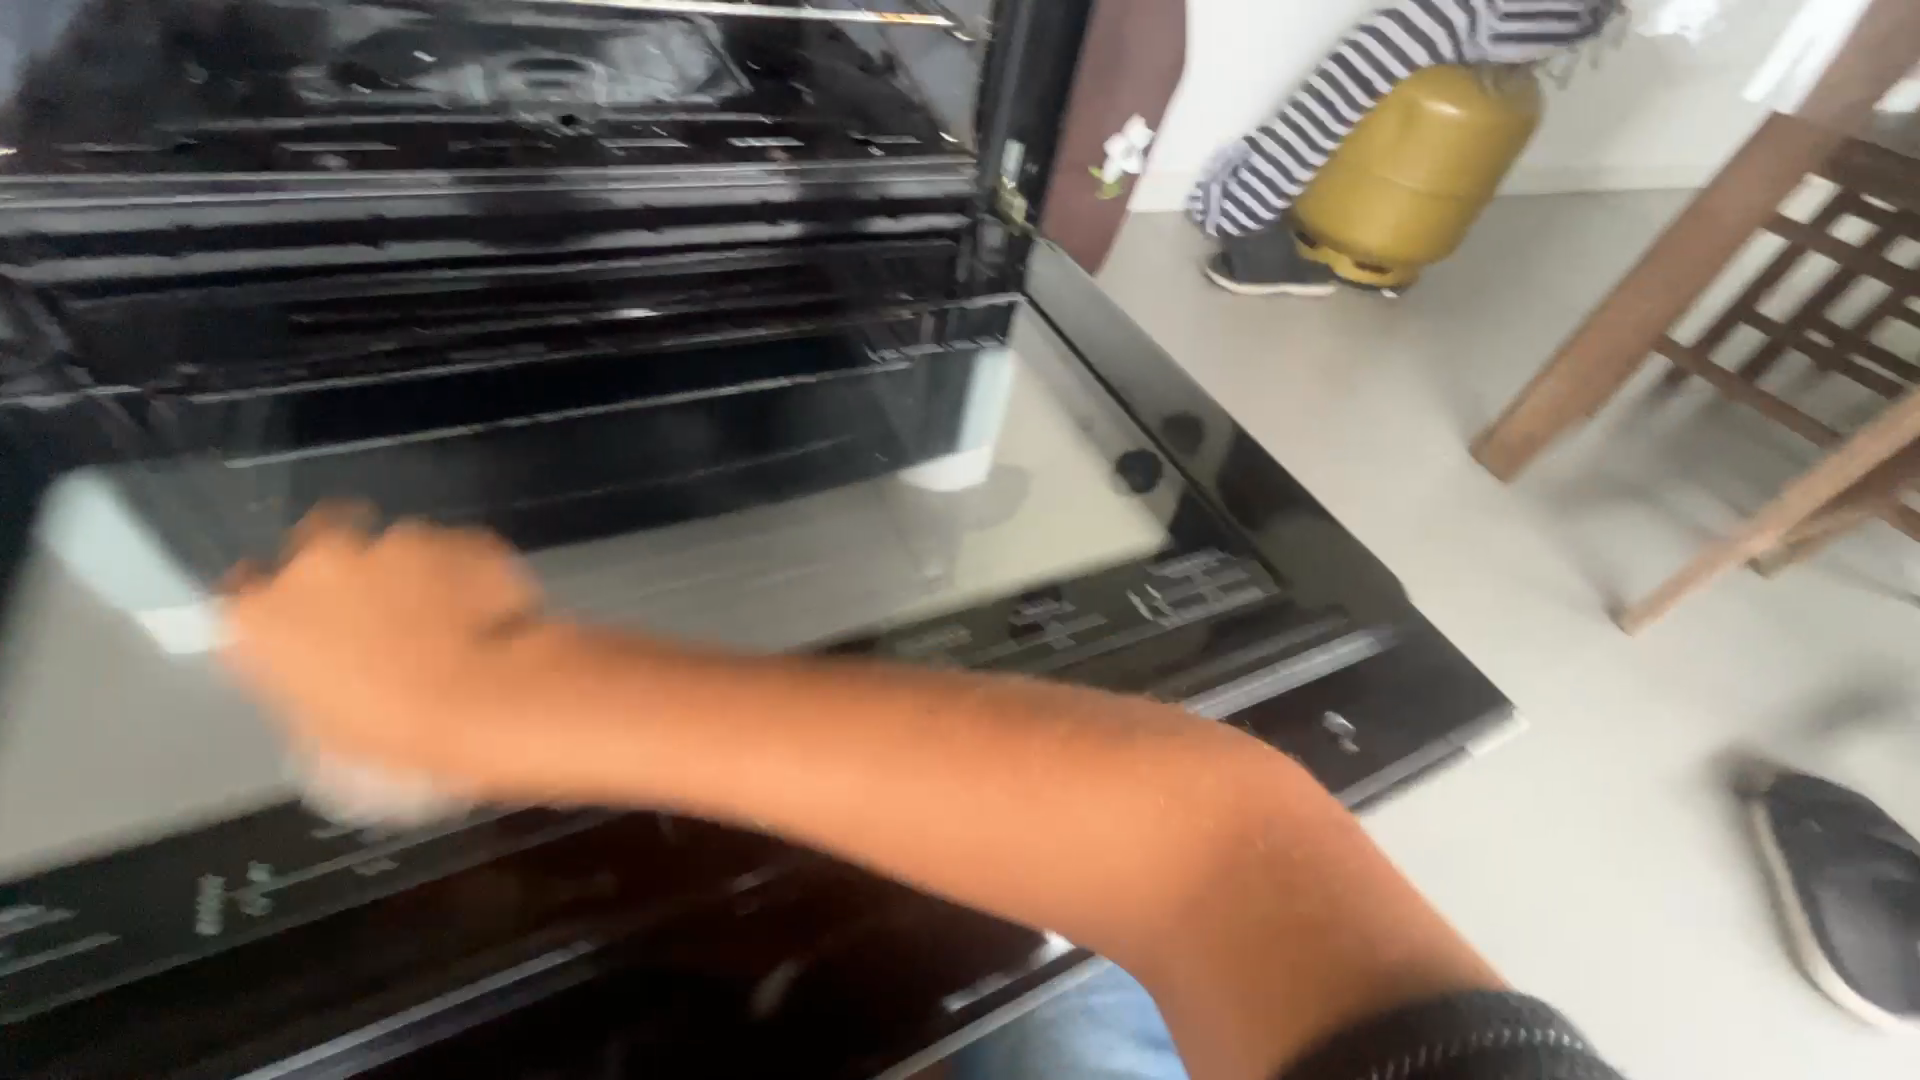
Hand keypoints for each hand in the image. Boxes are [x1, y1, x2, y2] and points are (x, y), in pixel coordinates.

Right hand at [221, 508, 545, 793]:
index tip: (317, 622)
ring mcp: (394, 542)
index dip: (289, 605)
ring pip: (399, 546)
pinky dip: (468, 572)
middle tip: (387, 604)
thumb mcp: (316, 722)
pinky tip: (486, 605)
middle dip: (352, 568)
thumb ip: (302, 677)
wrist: (478, 697)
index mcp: (260, 617)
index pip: (252, 595)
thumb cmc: (390, 728)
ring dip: (417, 571)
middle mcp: (319, 565)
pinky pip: (460, 551)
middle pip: (322, 544)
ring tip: (449, 613)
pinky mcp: (460, 538)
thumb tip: (323, 674)